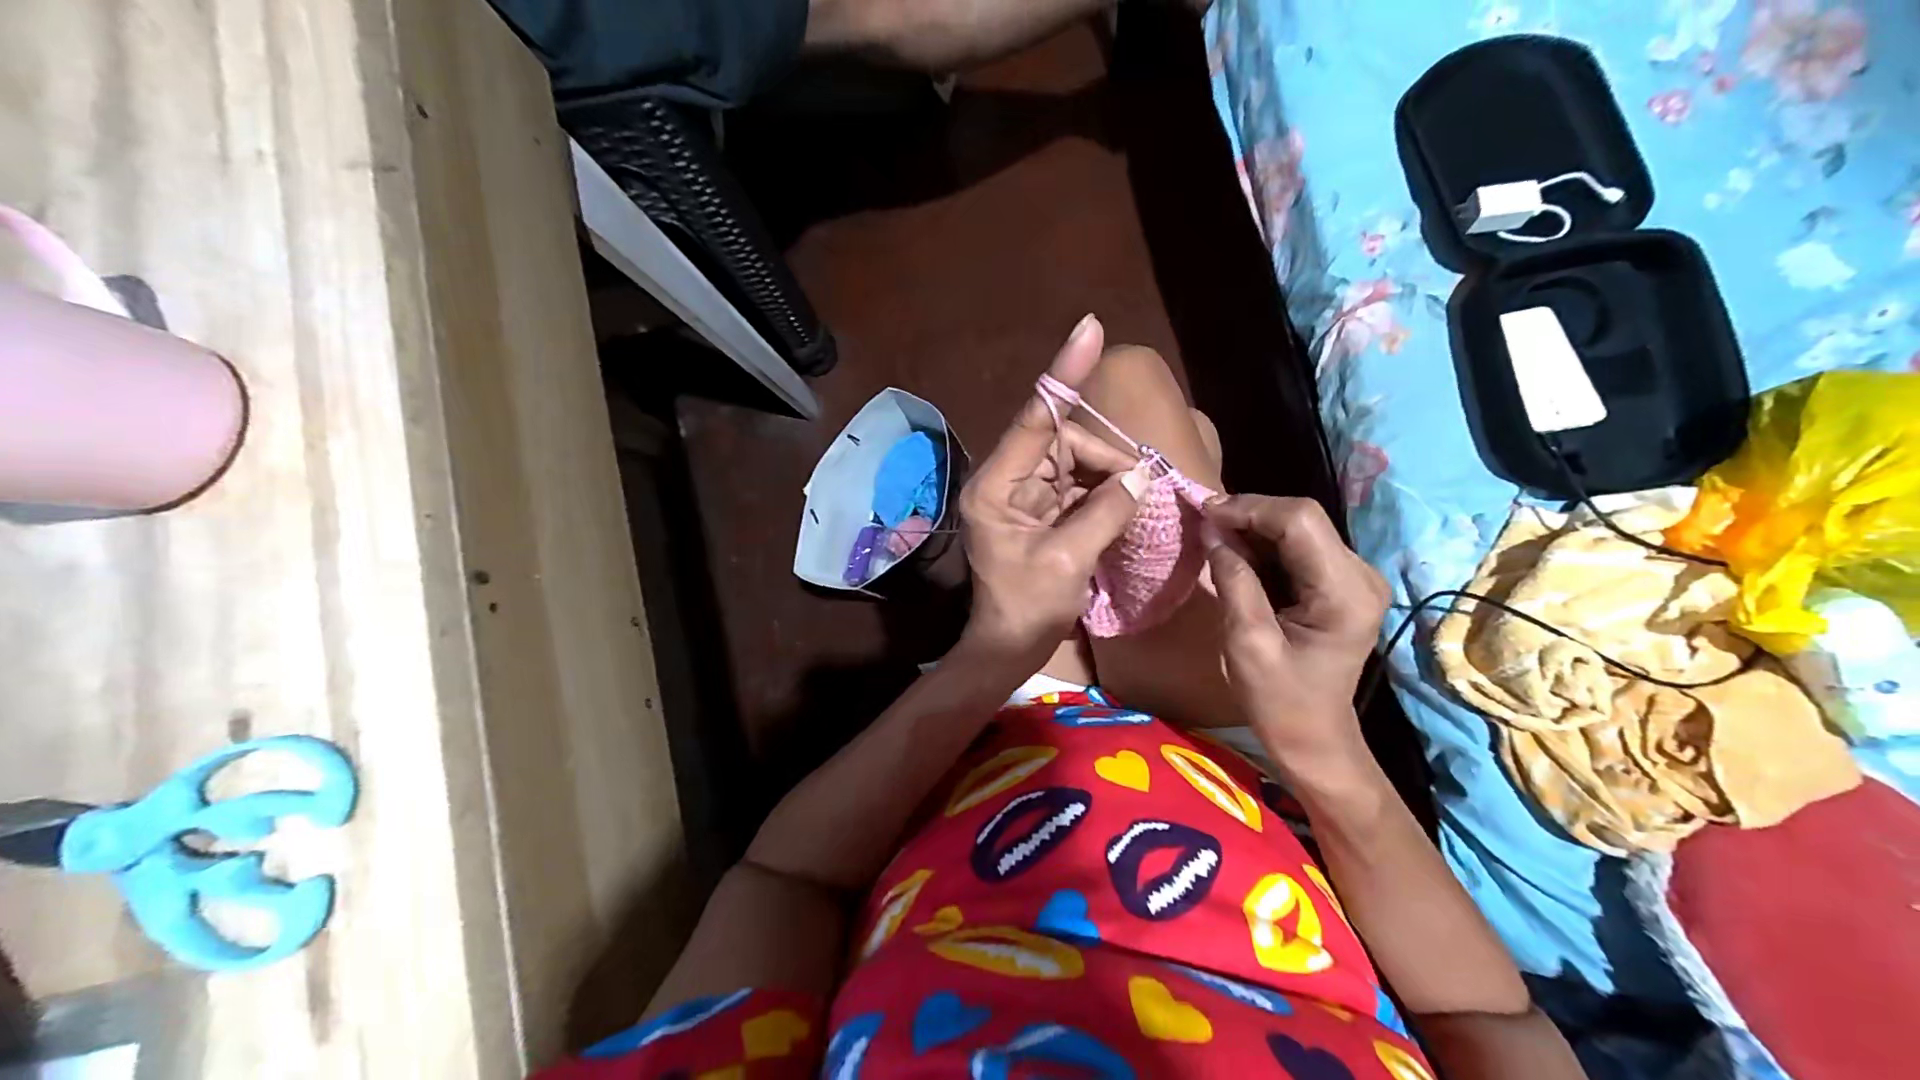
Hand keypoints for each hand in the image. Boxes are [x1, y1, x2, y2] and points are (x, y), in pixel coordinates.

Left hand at [958, 315, 1151, 660]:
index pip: (1034, 418)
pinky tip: (1123, 509)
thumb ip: (1106, 511)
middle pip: (1062, 439)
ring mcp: (1023, 493)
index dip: (1064, 373)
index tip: (1089, 329)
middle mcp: (1006, 479)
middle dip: (1104, 458)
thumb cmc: (1027, 608)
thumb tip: (1140, 476)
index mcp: (997, 486)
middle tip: (1141, 488)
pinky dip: (1103, 493)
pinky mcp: (1038, 508)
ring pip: (1074, 461)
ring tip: (1135, 505)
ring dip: (1108, 477)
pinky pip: (1076, 484)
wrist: (1007, 646)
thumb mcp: (1068, 560)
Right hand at [1203, 495, 1391, 786]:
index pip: (1300, 521)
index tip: (1203, 514)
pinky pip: (1298, 546)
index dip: (1249, 508)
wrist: (1314, 737)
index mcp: (1344, 592)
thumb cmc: (1279, 700)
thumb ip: (1233, 580)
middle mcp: (1360, 574)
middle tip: (1203, 523)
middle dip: (1249, 514)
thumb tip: (1211, 529)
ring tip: (1212, 535)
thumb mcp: (1247, 642)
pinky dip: (1262, 542)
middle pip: (1302, 518)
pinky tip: (1234, 551)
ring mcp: (1353, 577)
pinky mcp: (1339, 583)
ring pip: (1299, 527)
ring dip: (1253, 526)